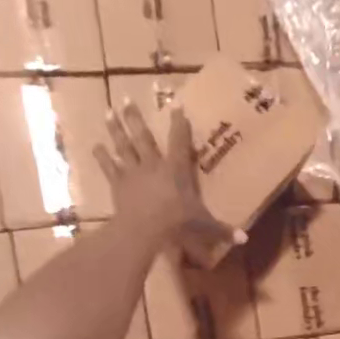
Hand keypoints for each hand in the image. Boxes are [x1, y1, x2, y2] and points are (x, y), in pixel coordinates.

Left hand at [94, 102, 241, 263]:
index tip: (175, 104)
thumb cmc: (176, 222)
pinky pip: (109, 167)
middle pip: (143, 136)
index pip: (179, 140)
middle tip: (126, 99)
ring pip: (124, 146)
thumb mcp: (202, 225)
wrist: (144, 229)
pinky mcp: (118, 184)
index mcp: (176, 168)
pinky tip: (95, 145)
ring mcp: (133, 172)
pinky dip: (102, 157)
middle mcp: (154, 164)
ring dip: (116, 129)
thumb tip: (244, 239)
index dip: (178, 122)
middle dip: (135, 117)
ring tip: (108, 112)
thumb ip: (221, 230)